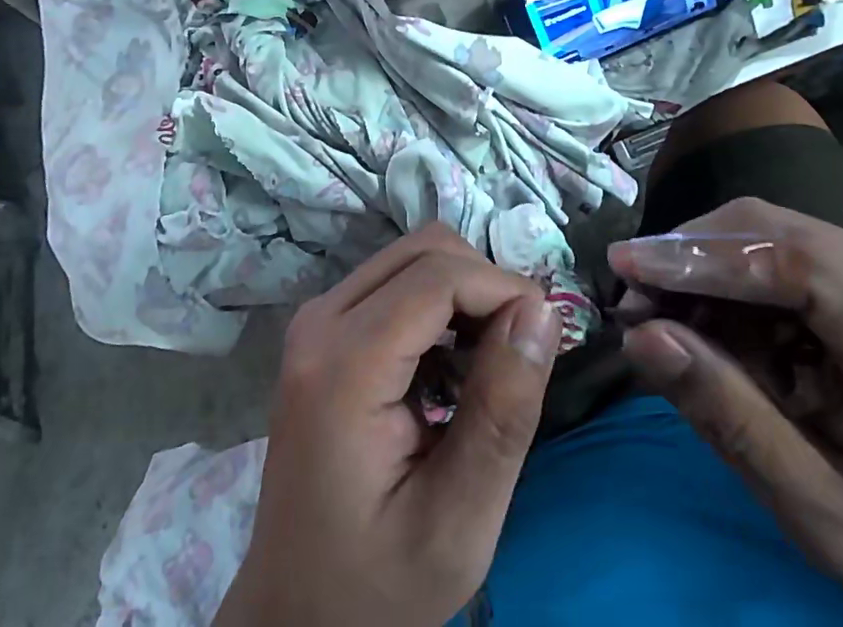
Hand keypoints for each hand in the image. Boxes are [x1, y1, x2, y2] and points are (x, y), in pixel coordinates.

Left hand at [216, 224, 560, 626]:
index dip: (506, 291)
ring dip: (467, 295)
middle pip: (427, 251)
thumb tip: (543, 311)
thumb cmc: (376, 582)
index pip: (440, 275)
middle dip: (487, 286)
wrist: (296, 613)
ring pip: (414, 258)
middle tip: (515, 357)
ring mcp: (316, 323)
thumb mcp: (459, 519)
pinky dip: (442, 306)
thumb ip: (502, 411)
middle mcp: (319, 322)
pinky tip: (451, 369)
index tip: (546, 341)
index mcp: (342, 366)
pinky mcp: (325, 333)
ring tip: (485, 368)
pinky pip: (398, 282)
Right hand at [612, 197, 842, 626]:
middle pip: (789, 231)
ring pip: (784, 232)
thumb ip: (733, 421)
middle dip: (693, 254)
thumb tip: (643, 339)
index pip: (808, 267)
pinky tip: (714, 321)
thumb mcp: (825, 515)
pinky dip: (740, 280)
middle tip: (631, 304)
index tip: (625, 267)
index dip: (707, 257)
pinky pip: (798, 254)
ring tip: (661, 317)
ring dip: (709, 265)